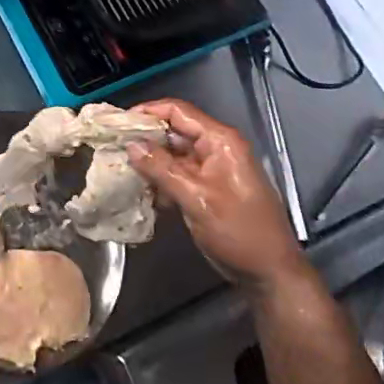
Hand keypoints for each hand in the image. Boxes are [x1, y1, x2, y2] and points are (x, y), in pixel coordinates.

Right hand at [128, 98, 308, 293]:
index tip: (118, 122)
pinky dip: (161, 179)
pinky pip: (179, 173)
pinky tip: (142, 191)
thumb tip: (131, 145)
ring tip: (121, 168)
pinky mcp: (209, 188)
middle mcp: (216, 148)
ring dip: (150, 161)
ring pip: (174, 154)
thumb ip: (161, 169)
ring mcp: (213, 168)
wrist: (270, 273)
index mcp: (220, 141)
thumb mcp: (195, 199)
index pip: (178, 111)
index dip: (147, 111)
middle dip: (144, 138)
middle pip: (174, 130)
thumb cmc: (238, 231)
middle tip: (113, 146)